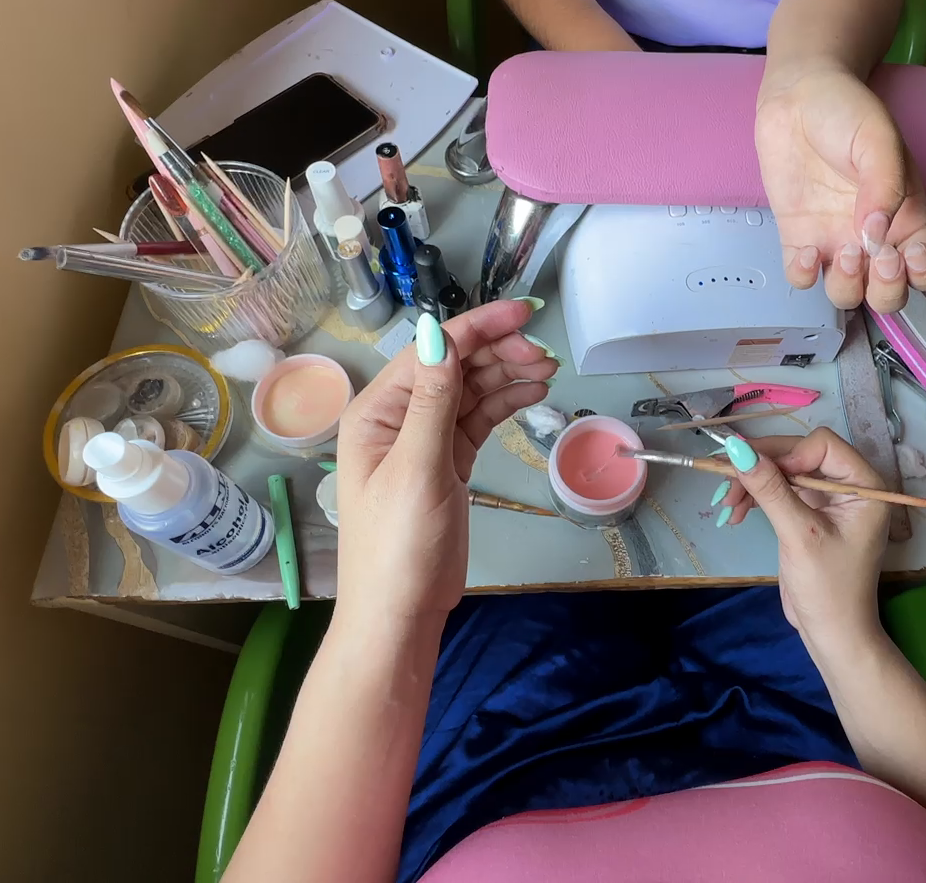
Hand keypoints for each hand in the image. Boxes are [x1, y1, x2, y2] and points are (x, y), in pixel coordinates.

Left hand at [335, 300, 556, 621]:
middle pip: (454, 364)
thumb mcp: (417, 470)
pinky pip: (479, 417)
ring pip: (471, 388)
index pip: (431, 351)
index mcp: (378, 410)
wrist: (401, 612)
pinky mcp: (449, 458)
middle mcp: (400, 416)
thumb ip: (433, 402)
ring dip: (507, 374)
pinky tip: (533, 393)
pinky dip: (506, 402)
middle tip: (543, 354)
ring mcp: (426, 437)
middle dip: (498, 351)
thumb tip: (440, 336)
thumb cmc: (398, 546)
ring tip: (547, 370)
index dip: (477, 326)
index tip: (523, 314)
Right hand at [715, 430, 890, 651]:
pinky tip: (734, 512)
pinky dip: (755, 496)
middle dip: (761, 466)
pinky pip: (778, 489)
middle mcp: (847, 484)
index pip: (821, 444)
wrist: (832, 635)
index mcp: (864, 485)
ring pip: (782, 470)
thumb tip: (737, 449)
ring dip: (752, 483)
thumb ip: (770, 490)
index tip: (757, 474)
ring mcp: (827, 498)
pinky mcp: (807, 510)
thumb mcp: (799, 535)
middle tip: (723, 480)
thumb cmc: (828, 589)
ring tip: (725, 504)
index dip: (787, 453)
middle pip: (797, 453)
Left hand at [755, 63, 925, 312]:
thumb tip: (875, 234)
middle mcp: (873, 238)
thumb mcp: (880, 140)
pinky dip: (805, 277)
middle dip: (888, 290)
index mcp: (907, 216)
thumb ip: (886, 186)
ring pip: (848, 294)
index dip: (924, 275)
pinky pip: (802, 278)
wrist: (797, 97)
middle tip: (877, 257)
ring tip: (844, 252)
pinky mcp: (798, 238)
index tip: (909, 254)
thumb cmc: (848, 112)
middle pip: (888, 294)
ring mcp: (834, 241)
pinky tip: (807, 252)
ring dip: (850, 287)